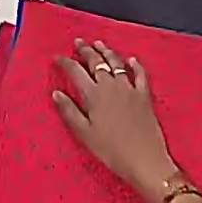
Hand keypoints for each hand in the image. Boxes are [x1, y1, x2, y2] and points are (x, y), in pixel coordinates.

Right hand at [53, 40, 176, 201]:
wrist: (145, 160)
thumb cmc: (111, 150)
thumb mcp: (84, 134)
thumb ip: (69, 111)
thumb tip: (56, 93)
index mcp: (94, 94)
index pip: (75, 71)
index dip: (65, 62)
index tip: (57, 57)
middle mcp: (111, 85)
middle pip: (96, 62)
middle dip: (86, 50)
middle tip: (78, 42)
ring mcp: (129, 88)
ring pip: (116, 63)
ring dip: (106, 51)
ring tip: (99, 44)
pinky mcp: (144, 95)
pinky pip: (140, 74)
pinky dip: (135, 65)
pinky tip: (131, 60)